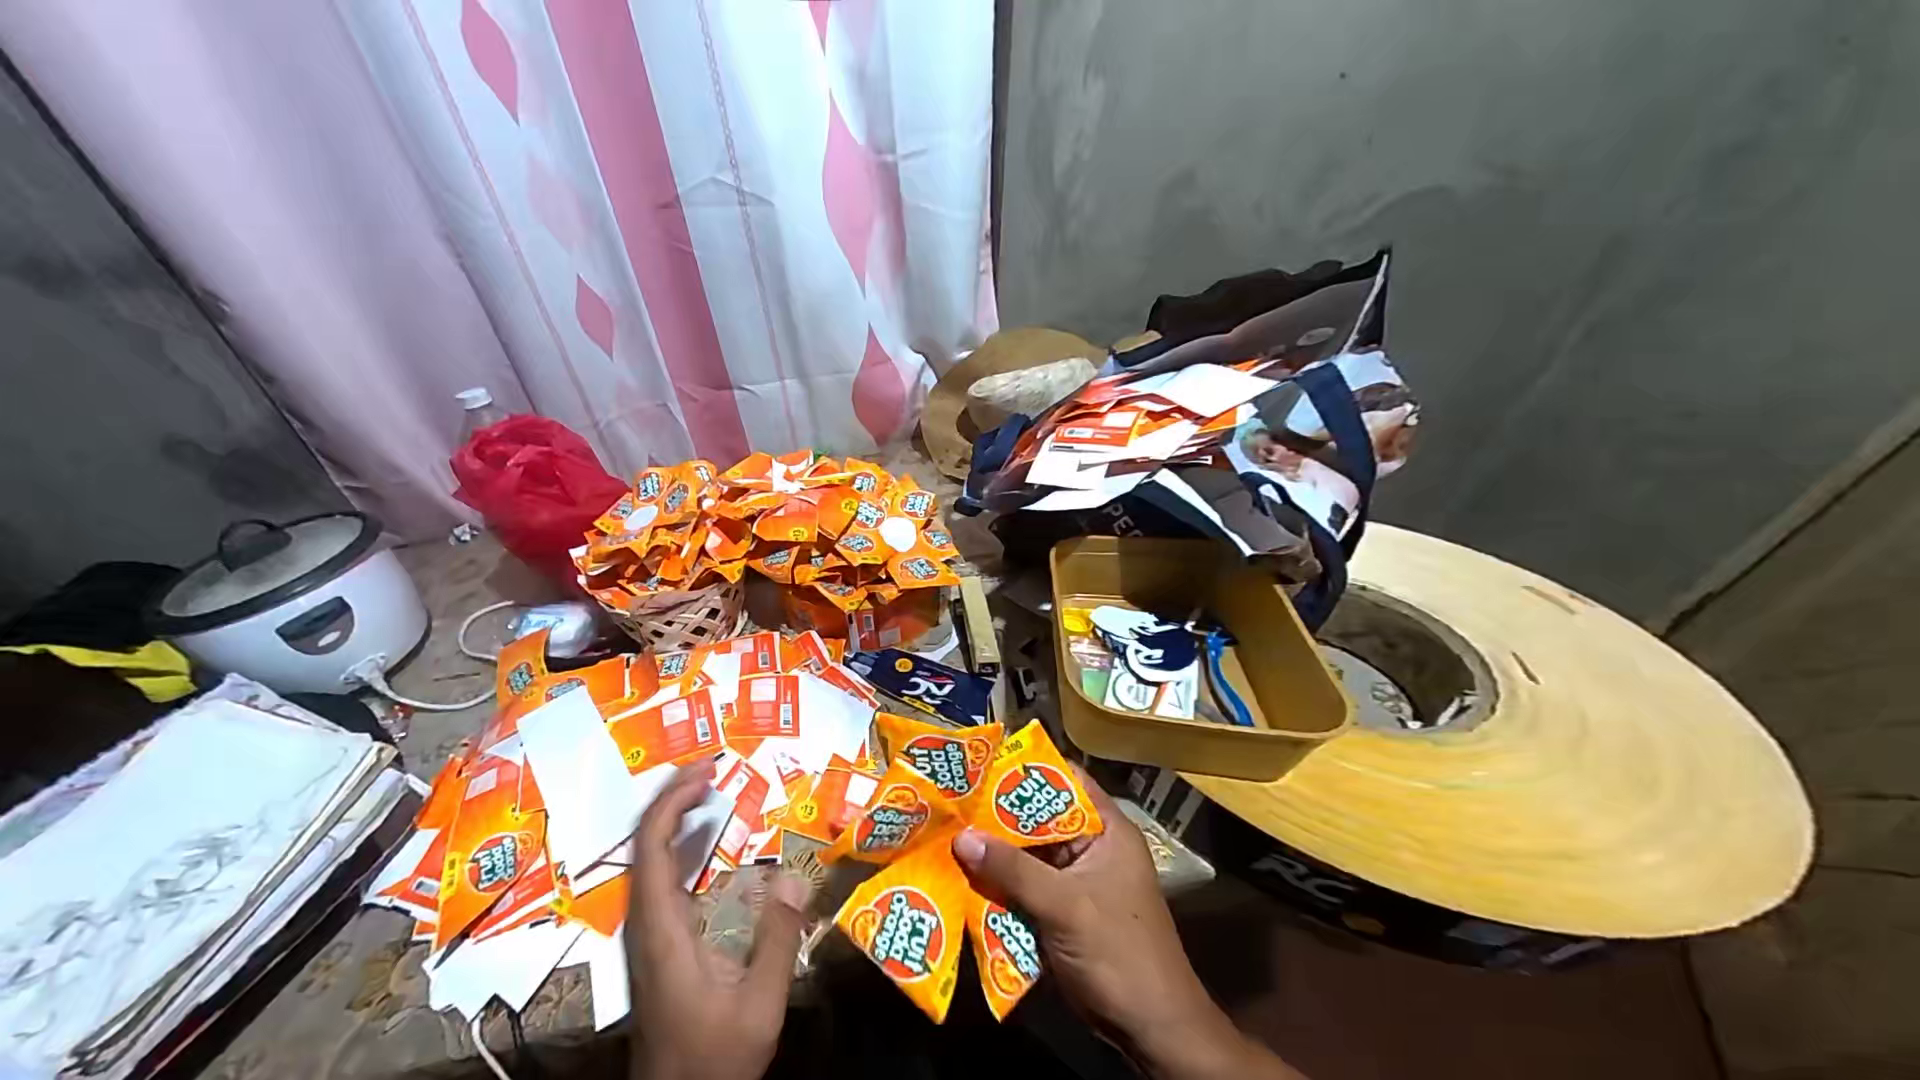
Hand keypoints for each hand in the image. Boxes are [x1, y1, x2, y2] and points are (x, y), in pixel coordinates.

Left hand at [626, 761, 809, 1079]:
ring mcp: (645, 932)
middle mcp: (644, 923)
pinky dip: (678, 843)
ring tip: (707, 787)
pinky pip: (659, 875)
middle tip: (710, 767)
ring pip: (647, 858)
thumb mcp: (759, 1005)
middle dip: (672, 797)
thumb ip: (778, 939)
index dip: (672, 802)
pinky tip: (703, 836)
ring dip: (673, 816)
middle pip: (643, 844)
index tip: (705, 772)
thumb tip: (793, 873)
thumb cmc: (714, 1058)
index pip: (651, 848)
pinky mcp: (655, 940)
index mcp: (661, 931)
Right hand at [951, 767, 1301, 1079]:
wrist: (1149, 1028)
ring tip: (948, 831)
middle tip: (953, 799)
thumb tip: (961, 836)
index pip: (1066, 781)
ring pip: (1028, 853)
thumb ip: (1013, 869)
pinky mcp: (1061, 909)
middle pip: (1039, 818)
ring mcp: (1075, 879)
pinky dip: (999, 881)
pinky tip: (963, 875)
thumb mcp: (1065, 905)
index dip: (1027, 768)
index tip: (983, 761)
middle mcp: (1090, 846)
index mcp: (1106, 829)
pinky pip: (1024, 884)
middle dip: (998, 812)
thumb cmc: (1118, 952)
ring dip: (995, 849)